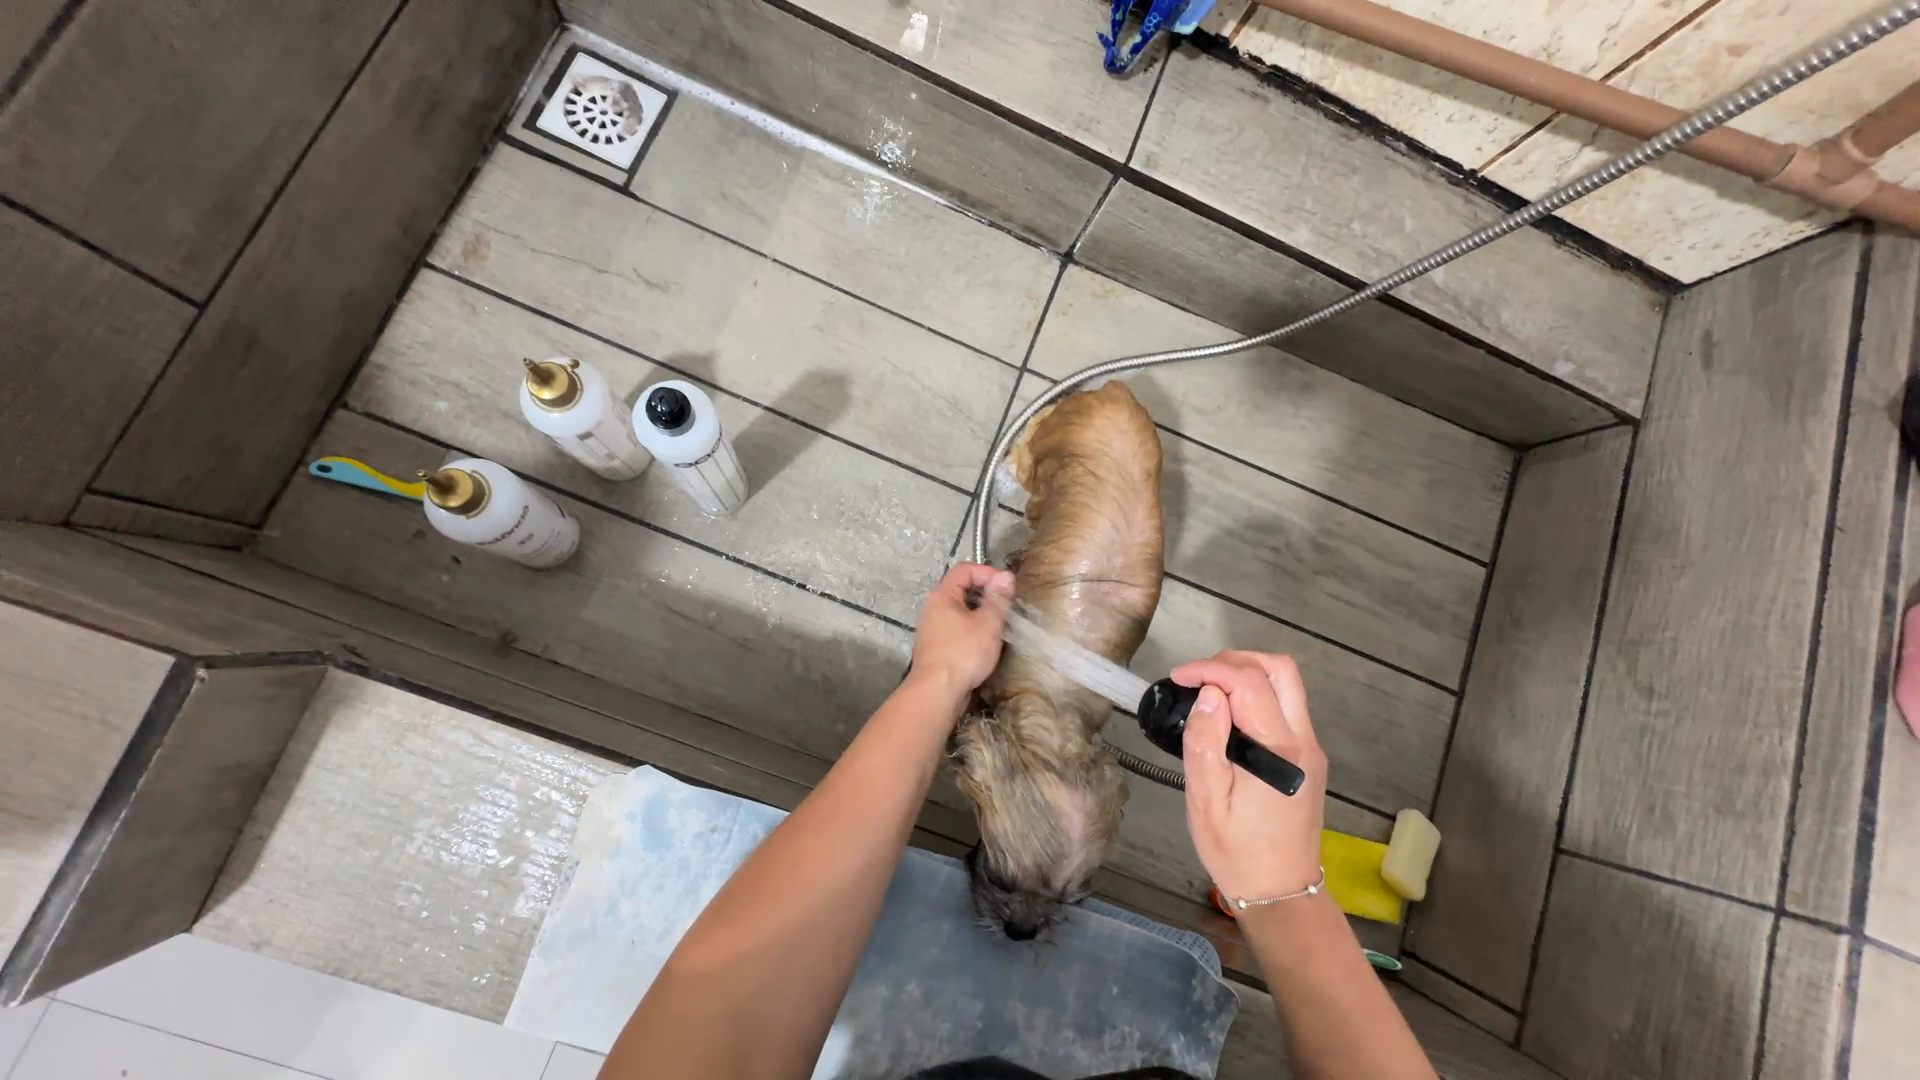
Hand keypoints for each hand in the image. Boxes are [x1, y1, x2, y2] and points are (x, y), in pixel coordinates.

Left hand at [910, 563, 1015, 698]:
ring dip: (983, 615)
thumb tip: (1006, 576)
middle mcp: (934, 607)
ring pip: (962, 611)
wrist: (937, 692)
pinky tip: (988, 644)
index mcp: (942, 595)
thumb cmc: (963, 653)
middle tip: (1007, 608)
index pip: (965, 569)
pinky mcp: (938, 647)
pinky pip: (959, 629)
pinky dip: (974, 631)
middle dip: (987, 595)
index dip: (988, 573)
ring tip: (1002, 627)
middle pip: (963, 589)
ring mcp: (934, 628)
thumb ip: (998, 599)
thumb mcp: (988, 623)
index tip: (1007, 588)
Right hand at [1174, 651, 1327, 900]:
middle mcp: (1303, 740)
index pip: (1248, 682)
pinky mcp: (1307, 758)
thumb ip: (1205, 742)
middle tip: (1198, 677)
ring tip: (1208, 691)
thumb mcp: (1206, 798)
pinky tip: (1226, 715)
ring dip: (1247, 675)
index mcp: (1279, 749)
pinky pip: (1284, 706)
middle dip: (1235, 660)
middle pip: (1280, 670)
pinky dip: (1255, 694)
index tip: (1178, 679)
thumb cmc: (1236, 850)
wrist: (1280, 893)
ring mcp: (1310, 748)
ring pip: (1287, 685)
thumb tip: (1209, 695)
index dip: (1209, 669)